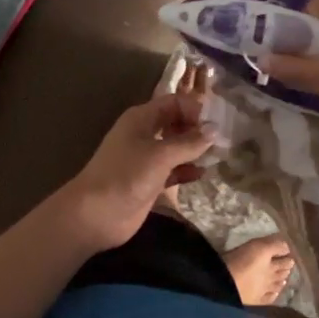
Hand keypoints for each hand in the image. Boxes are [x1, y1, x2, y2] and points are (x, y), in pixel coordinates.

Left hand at [51, 91, 214, 252]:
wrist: (95, 215)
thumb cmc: (126, 175)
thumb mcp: (160, 155)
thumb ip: (189, 142)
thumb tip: (215, 129)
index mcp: (142, 118)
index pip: (174, 102)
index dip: (194, 108)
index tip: (217, 122)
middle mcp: (144, 133)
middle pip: (175, 123)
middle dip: (197, 129)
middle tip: (223, 139)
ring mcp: (146, 158)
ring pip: (175, 147)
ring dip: (194, 150)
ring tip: (218, 156)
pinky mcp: (149, 181)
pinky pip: (173, 169)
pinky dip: (186, 170)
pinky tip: (202, 174)